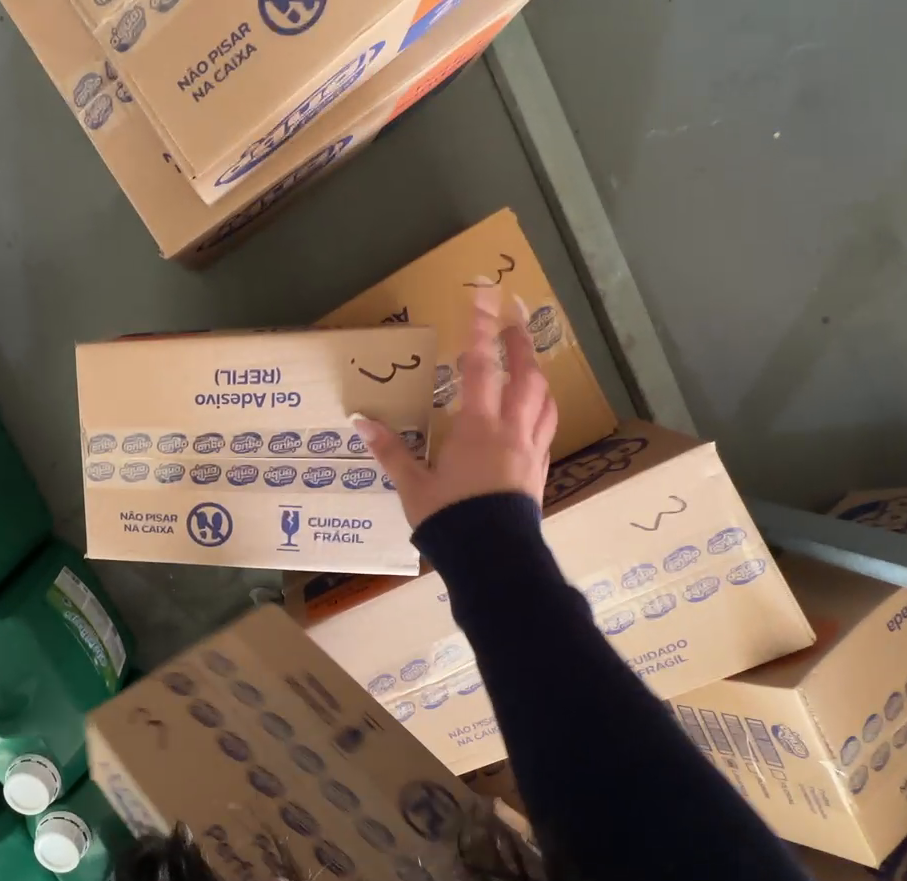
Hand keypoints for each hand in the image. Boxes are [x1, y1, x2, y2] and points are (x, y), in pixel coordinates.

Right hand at [352, 286, 557, 528]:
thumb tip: (360, 421)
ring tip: (531, 358)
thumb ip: (389, 450)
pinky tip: (535, 410)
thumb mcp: (412, 485)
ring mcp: (530, 449)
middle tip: (516, 313)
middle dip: (520, 341)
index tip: (484, 298)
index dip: (481, 331)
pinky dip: (541, 407)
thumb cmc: (449, 518)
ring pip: (543, 399)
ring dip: (537, 372)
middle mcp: (511, 431)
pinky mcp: (538, 469)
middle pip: (525, 375)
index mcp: (477, 428)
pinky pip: (546, 427)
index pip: (480, 368)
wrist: (491, 554)